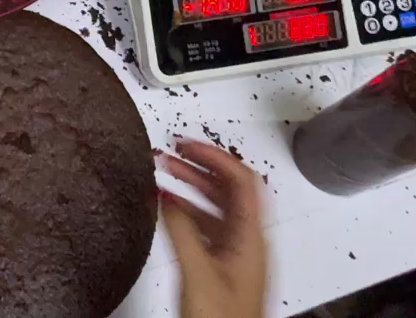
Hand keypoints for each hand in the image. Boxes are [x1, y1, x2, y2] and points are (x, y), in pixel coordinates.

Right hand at [160, 137, 267, 317]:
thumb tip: (164, 193)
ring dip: (191, 181)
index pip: (242, 180)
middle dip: (200, 164)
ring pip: (216, 203)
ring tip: (164, 168)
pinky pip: (206, 221)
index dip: (216, 156)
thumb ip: (181, 229)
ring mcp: (236, 252)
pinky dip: (186, 204)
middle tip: (171, 150)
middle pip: (230, 188)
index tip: (186, 143)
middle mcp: (248, 240)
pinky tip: (165, 201)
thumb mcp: (198, 272)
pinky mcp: (222, 263)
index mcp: (251, 238)